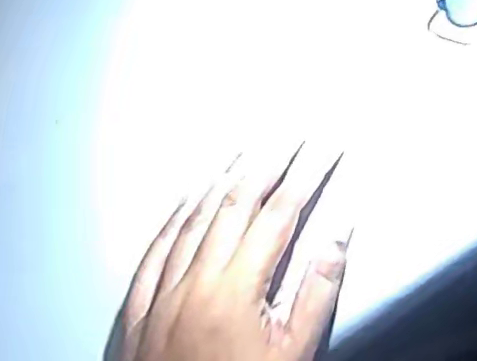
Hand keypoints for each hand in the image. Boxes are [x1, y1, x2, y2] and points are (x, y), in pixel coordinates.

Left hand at [108, 147, 349, 360]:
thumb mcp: (293, 352)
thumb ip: (318, 291)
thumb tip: (341, 234)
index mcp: (234, 291)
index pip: (280, 212)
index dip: (308, 173)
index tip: (329, 147)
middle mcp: (193, 285)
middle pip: (236, 204)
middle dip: (271, 163)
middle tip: (294, 136)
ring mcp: (159, 298)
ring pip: (194, 220)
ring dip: (226, 179)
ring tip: (250, 151)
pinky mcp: (136, 315)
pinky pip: (154, 252)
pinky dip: (176, 217)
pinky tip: (191, 196)